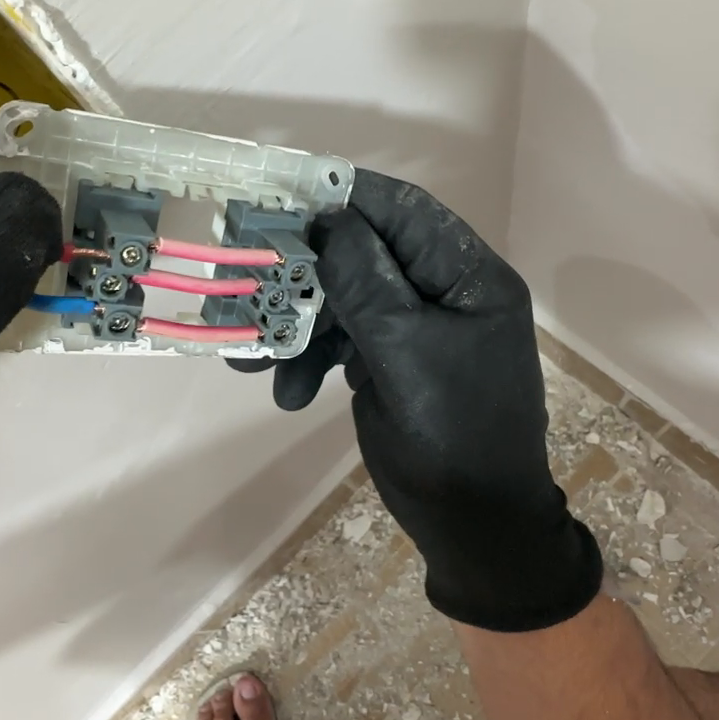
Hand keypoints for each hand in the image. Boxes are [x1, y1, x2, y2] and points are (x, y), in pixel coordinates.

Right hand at [234, 170, 601, 631]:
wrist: (473, 527)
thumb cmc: (452, 437)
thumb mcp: (406, 355)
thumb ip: (366, 282)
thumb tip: (331, 217)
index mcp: (467, 277)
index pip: (403, 211)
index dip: (344, 196)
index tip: (281, 192)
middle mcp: (443, 292)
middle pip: (363, 257)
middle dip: (303, 277)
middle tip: (245, 281)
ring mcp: (416, 329)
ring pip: (344, 303)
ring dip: (296, 328)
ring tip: (248, 362)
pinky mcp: (393, 363)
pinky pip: (344, 343)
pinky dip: (310, 363)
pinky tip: (288, 395)